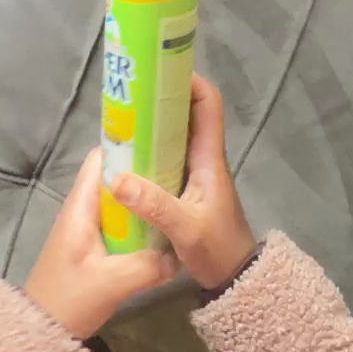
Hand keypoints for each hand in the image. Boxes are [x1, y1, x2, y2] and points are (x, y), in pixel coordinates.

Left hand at [24, 148, 178, 337]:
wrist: (42, 330)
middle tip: (177, 170)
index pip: (100, 159)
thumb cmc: (69, 299)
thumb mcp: (110, 284)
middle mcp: (83, 208)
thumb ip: (145, 267)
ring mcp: (87, 225)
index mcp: (81, 206)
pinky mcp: (93, 243)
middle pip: (113, 176)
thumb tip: (177, 255)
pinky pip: (119, 220)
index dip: (126, 147)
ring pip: (118, 199)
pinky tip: (161, 227)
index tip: (159, 143)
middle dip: (141, 170)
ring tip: (176, 193)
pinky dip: (138, 219)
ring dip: (141, 196)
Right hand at [112, 73, 256, 289]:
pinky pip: (166, 153)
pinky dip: (148, 144)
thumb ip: (154, 205)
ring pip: (175, 132)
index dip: (189, 80)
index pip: (208, 103)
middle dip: (161, 95)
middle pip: (187, 111)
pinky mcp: (185, 185)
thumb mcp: (185, 229)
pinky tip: (125, 150)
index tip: (160, 70)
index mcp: (210, 156)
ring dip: (152, 119)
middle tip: (129, 89)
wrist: (235, 281)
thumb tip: (116, 178)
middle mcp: (203, 155)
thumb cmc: (218, 249)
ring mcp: (194, 170)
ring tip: (122, 113)